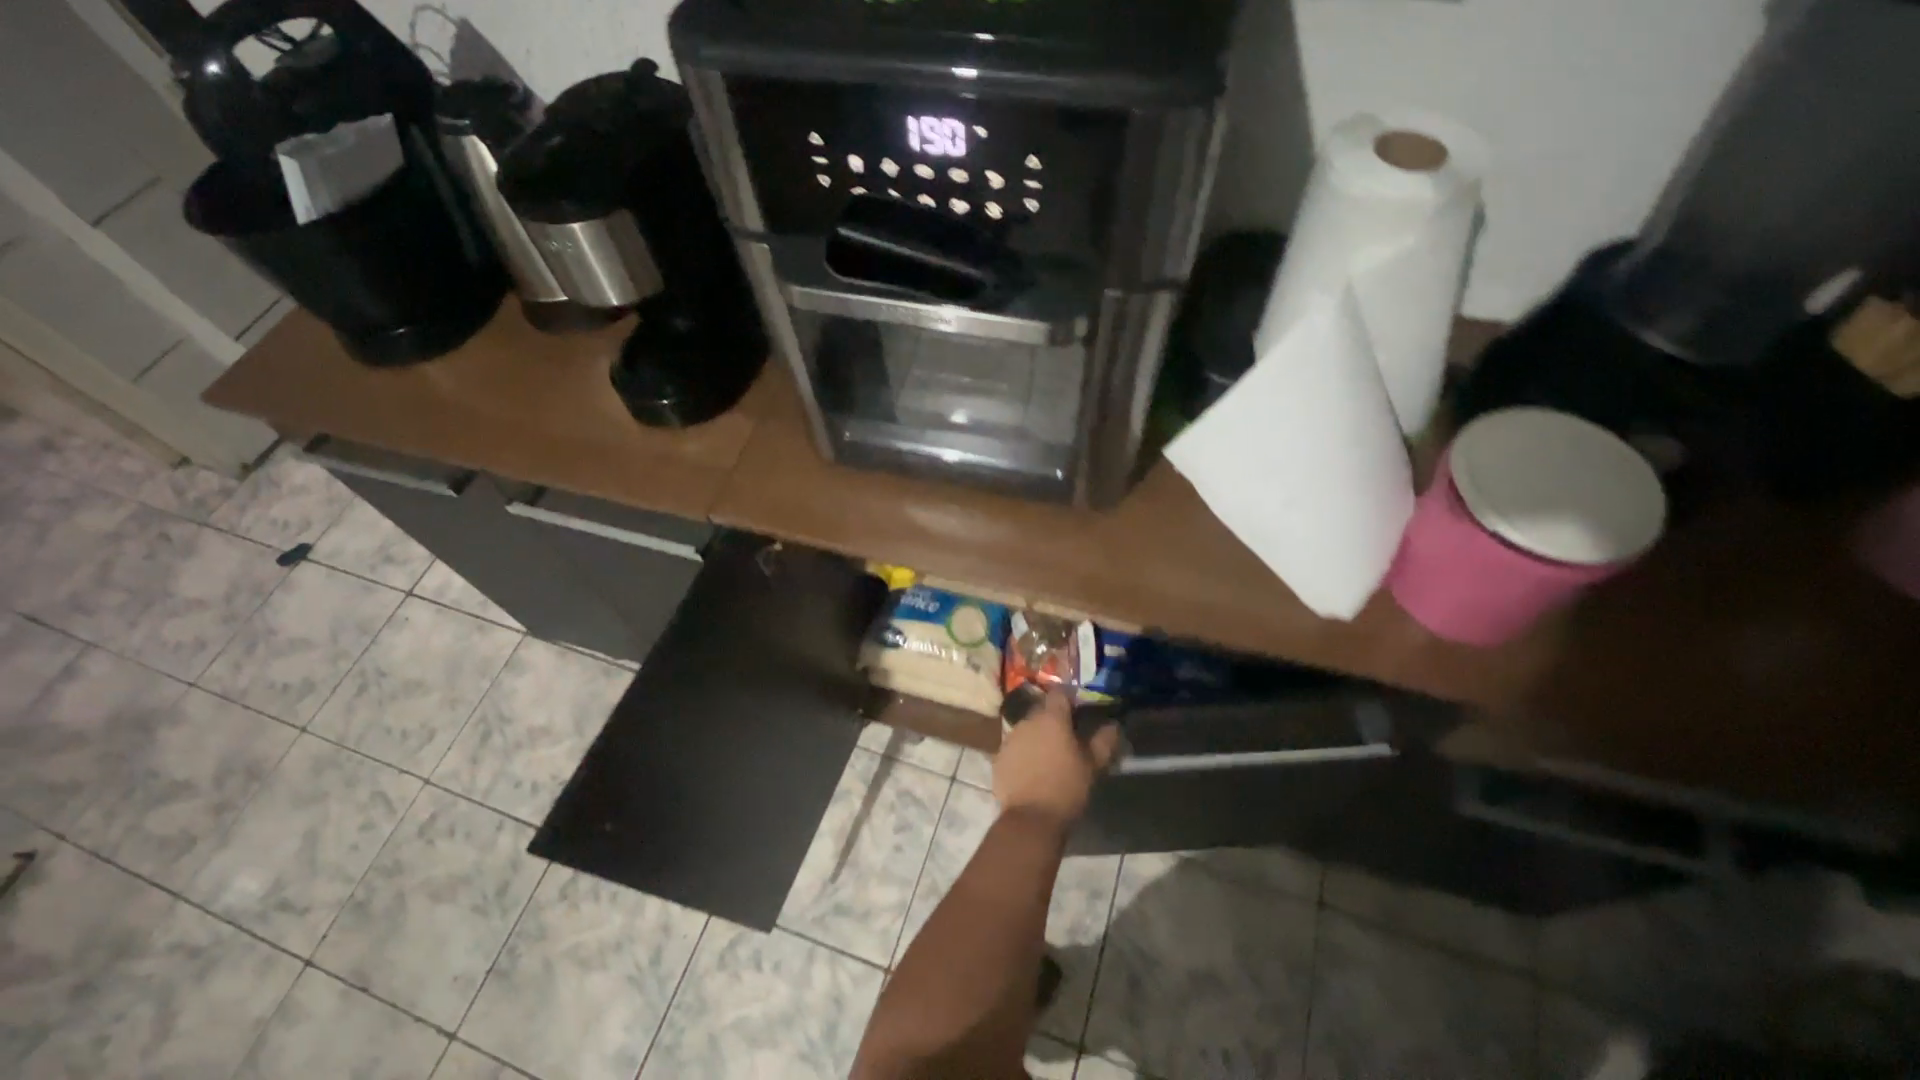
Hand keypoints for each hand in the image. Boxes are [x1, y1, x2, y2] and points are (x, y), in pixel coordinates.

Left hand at [993, 691, 1120, 825]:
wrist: (1031, 819)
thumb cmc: (1067, 788)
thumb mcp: (1093, 765)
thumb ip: (1104, 741)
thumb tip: (1112, 725)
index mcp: (1051, 719)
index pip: (1060, 693)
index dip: (1070, 699)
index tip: (1080, 711)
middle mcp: (1026, 722)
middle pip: (1042, 711)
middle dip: (1054, 720)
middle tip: (1068, 738)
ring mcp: (1009, 740)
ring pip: (1027, 730)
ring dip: (1038, 737)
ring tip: (1050, 757)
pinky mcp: (998, 758)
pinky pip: (1015, 748)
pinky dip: (1024, 754)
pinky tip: (1033, 771)